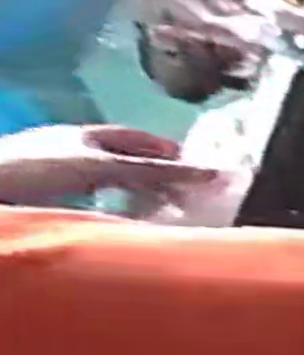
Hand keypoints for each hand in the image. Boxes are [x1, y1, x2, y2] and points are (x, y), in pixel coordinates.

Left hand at [0, 125, 220, 204]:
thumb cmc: (34, 170)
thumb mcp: (103, 167)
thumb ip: (160, 171)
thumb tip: (218, 174)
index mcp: (84, 135)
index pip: (140, 138)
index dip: (173, 150)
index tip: (204, 170)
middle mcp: (73, 150)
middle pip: (131, 159)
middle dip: (163, 173)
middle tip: (195, 193)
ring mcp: (60, 173)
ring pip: (118, 180)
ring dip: (145, 192)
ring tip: (171, 208)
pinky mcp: (51, 196)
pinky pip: (101, 199)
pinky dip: (124, 206)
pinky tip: (135, 219)